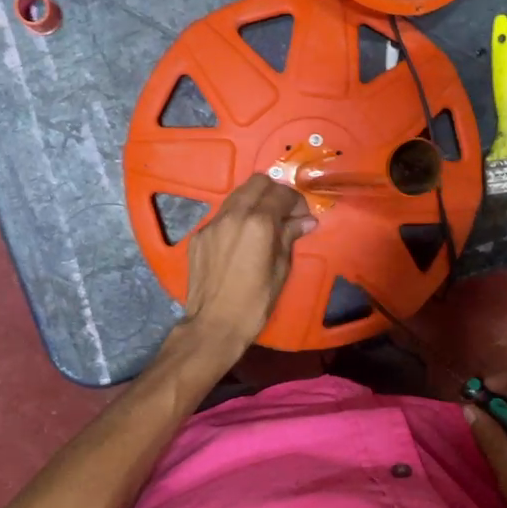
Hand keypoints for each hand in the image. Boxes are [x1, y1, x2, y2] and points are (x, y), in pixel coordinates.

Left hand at [180, 174, 317, 352]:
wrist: (214, 324)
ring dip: (254, 202)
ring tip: (264, 224)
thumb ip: (290, 238)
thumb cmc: (255, 303)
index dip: (297, 202)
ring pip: (237, 195)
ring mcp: (212, 223)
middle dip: (274, 193)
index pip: (281, 193)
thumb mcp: (281, 270)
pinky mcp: (199, 235)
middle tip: (284, 214)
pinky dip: (237, 218)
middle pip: (257, 183)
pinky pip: (222, 215)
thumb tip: (306, 221)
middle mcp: (233, 214)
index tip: (302, 218)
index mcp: (258, 223)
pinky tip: (241, 239)